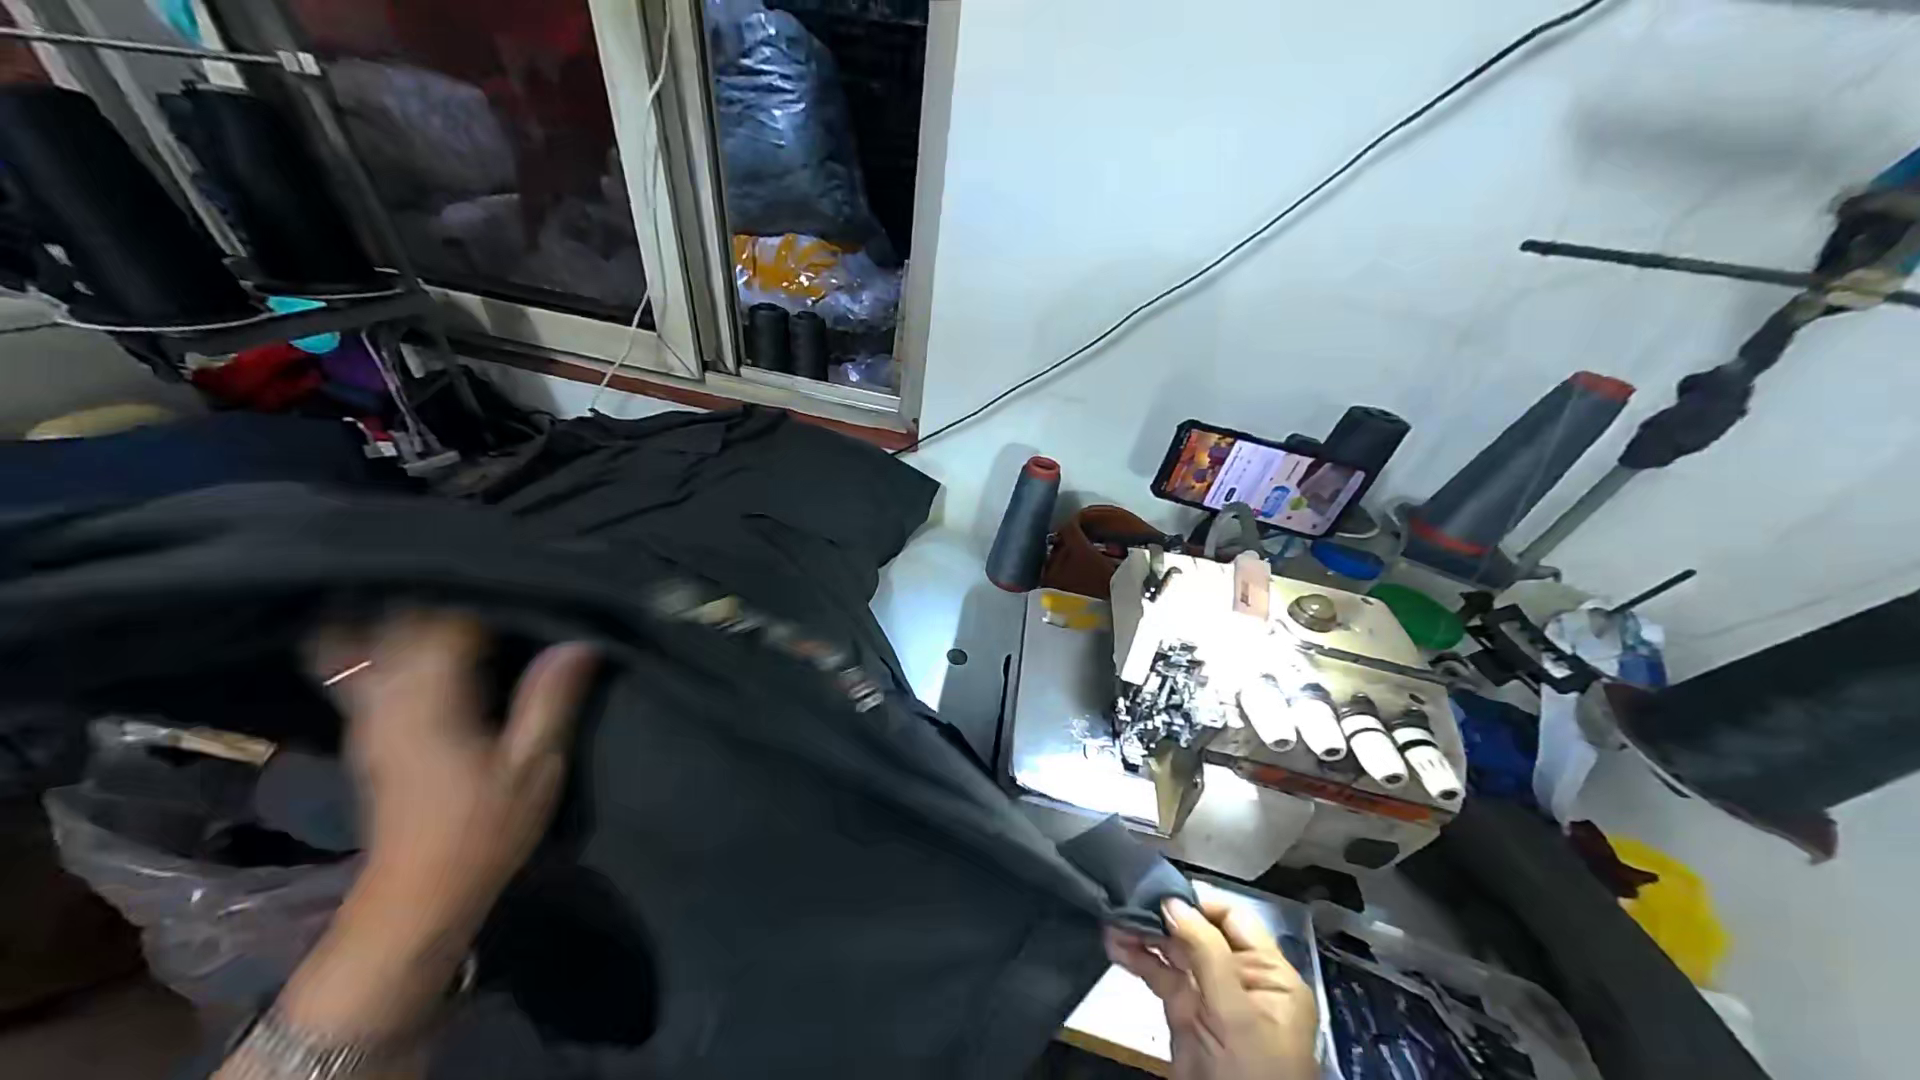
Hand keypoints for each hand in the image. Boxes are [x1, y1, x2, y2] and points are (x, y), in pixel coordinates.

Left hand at [317, 611, 598, 929]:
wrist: (418, 896)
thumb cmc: (484, 829)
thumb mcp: (535, 766)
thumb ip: (551, 699)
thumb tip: (579, 642)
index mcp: (430, 703)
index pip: (447, 625)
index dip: (487, 603)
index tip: (531, 593)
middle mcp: (386, 701)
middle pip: (399, 624)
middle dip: (443, 600)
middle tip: (498, 588)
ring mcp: (368, 717)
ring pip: (368, 643)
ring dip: (409, 617)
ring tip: (461, 603)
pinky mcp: (369, 731)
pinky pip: (364, 668)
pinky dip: (388, 643)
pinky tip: (427, 642)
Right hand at [1106, 898, 1318, 1079]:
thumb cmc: (1253, 1077)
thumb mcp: (1237, 1016)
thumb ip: (1206, 953)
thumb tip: (1171, 901)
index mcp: (1269, 975)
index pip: (1233, 918)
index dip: (1198, 903)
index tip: (1159, 892)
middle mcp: (1240, 979)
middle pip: (1198, 932)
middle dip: (1162, 916)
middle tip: (1124, 900)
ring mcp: (1209, 997)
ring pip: (1174, 952)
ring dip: (1143, 935)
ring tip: (1112, 919)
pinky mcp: (1183, 1014)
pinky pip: (1160, 976)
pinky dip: (1138, 960)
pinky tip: (1114, 945)